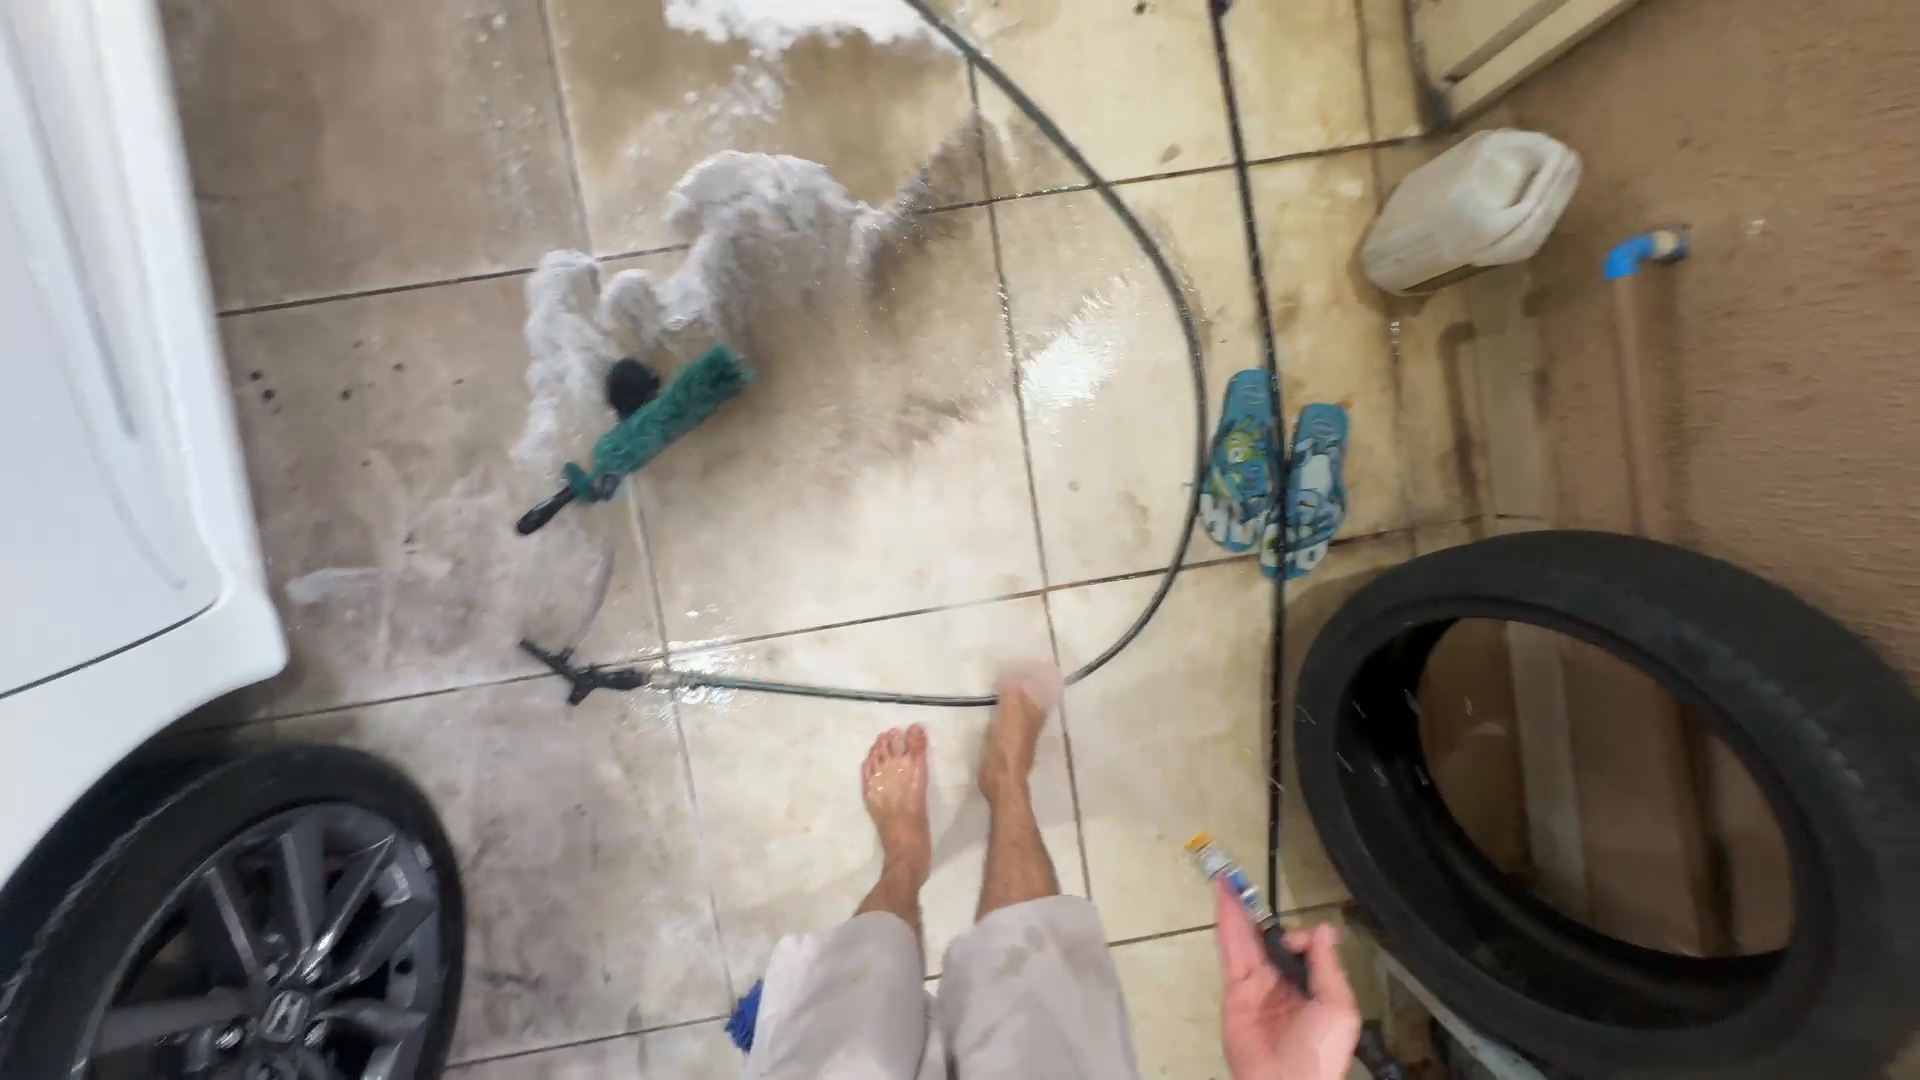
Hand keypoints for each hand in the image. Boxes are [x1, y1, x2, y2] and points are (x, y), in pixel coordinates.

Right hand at [1214, 880, 1361, 1079]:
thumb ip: (1328, 967)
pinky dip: (1226, 924)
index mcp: (1310, 988)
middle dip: (1255, 912)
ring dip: (1236, 909)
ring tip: (1227, 881)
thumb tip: (1323, 928)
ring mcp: (1256, 983)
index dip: (1297, 937)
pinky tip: (1223, 902)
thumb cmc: (1318, 1050)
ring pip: (1245, 938)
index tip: (1296, 941)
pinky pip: (1230, 950)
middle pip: (1266, 938)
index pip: (1299, 949)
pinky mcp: (1235, 987)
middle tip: (1242, 882)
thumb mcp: (1338, 1010)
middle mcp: (1281, 981)